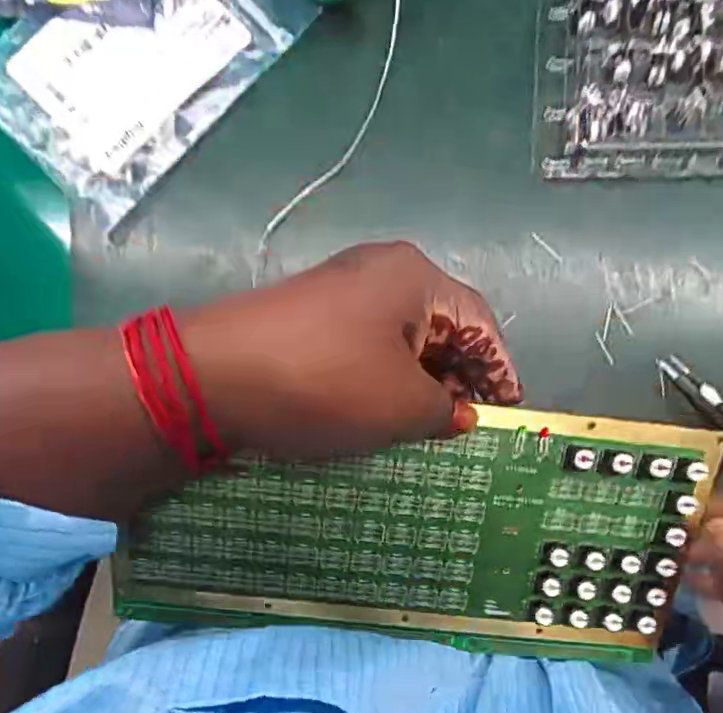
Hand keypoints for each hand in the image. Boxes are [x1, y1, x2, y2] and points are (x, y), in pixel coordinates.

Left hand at [181, 242, 523, 459]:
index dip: (498, 370)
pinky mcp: (306, 322)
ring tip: (421, 429)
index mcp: (414, 277)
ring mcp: (336, 295)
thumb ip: (443, 410)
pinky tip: (375, 414)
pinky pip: (361, 352)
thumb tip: (457, 412)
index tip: (508, 411)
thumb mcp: (400, 405)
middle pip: (437, 329)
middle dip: (455, 379)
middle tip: (461, 427)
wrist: (214, 376)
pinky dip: (377, 383)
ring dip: (414, 386)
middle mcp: (377, 274)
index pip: (478, 322)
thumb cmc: (324, 384)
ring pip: (396, 343)